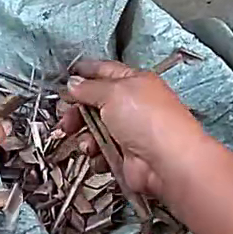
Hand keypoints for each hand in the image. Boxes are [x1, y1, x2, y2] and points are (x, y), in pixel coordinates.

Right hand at [58, 59, 212, 197]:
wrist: (167, 162)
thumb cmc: (148, 120)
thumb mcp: (114, 92)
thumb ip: (89, 87)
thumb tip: (73, 83)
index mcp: (135, 82)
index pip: (106, 72)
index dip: (86, 73)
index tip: (66, 77)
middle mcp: (133, 106)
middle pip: (96, 104)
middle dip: (77, 111)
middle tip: (66, 119)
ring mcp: (130, 132)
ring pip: (95, 130)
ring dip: (85, 136)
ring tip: (86, 143)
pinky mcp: (127, 156)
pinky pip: (102, 153)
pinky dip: (96, 155)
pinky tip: (97, 156)